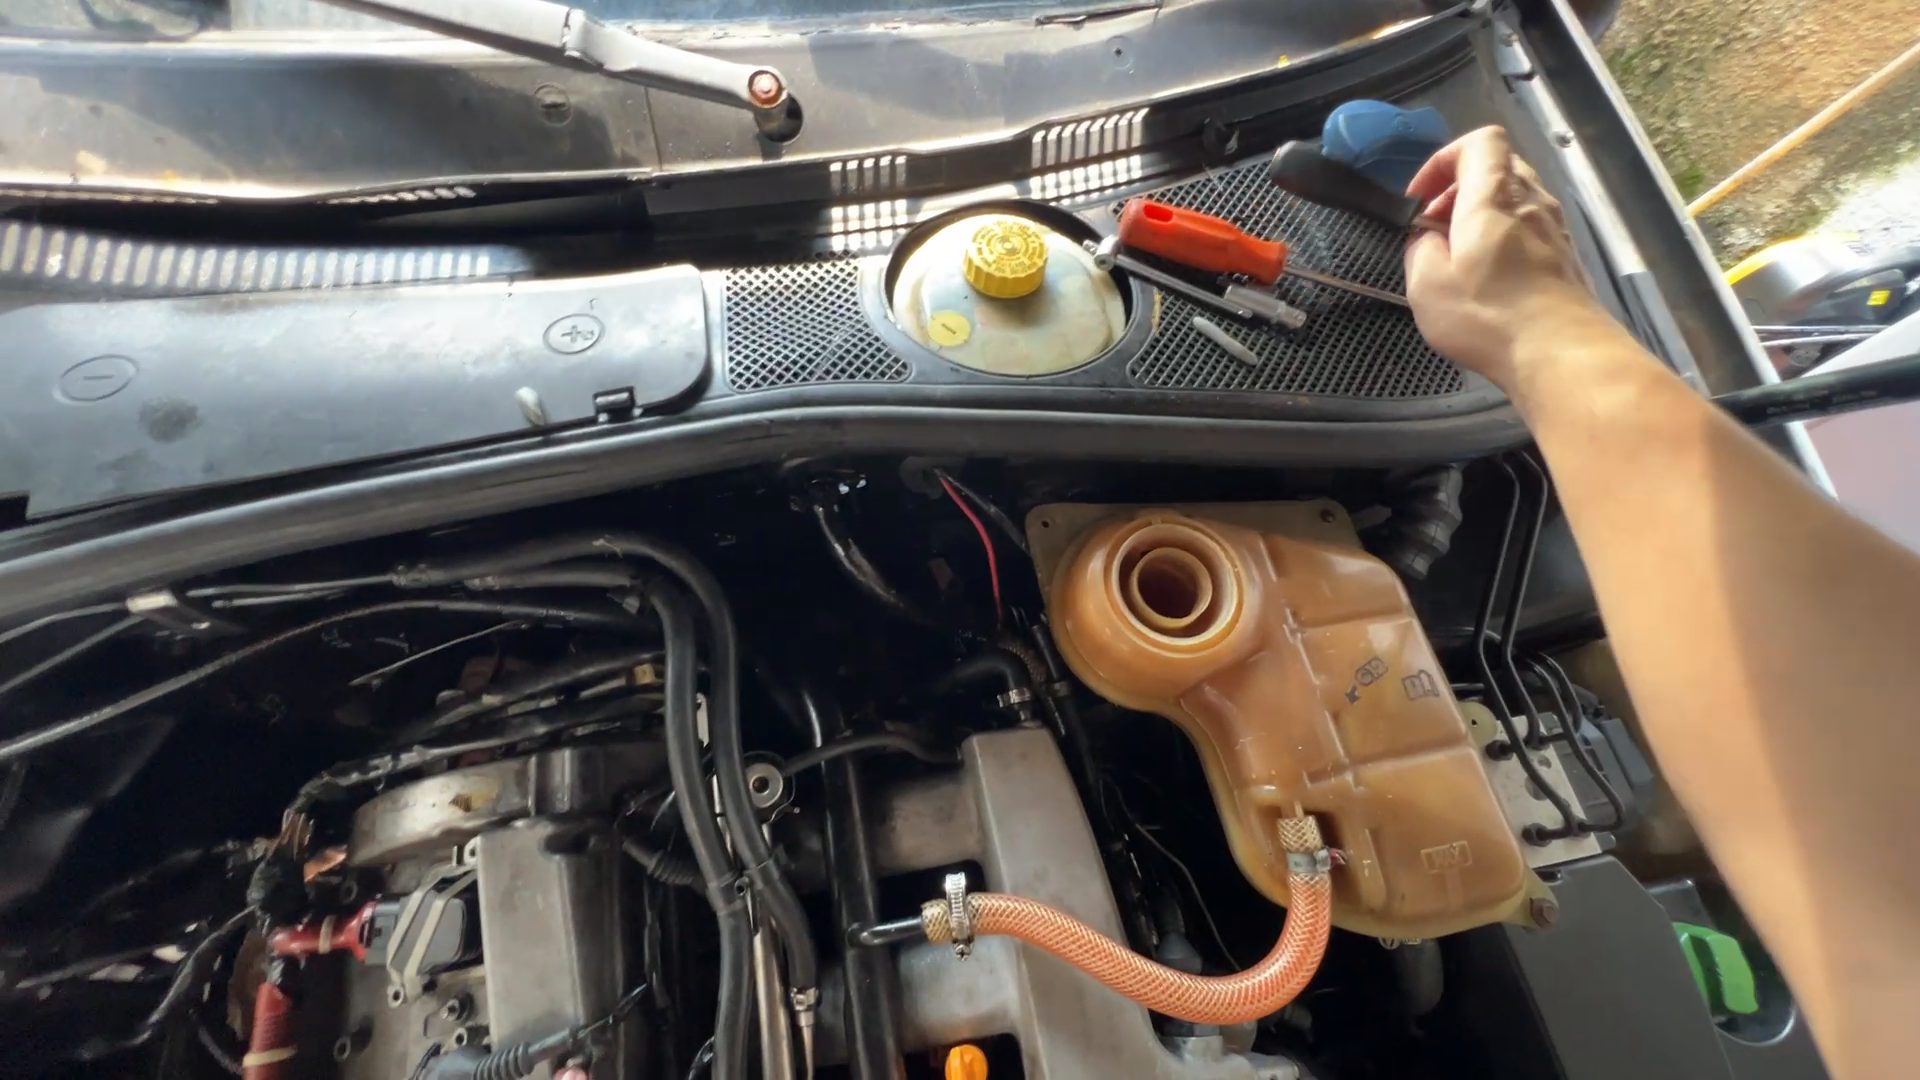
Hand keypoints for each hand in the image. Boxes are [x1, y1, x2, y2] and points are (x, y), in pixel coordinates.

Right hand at [1403, 127, 1615, 392]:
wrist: (1555, 347)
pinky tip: (1483, 274)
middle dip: (1456, 190)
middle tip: (1431, 230)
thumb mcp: (1425, 284)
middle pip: (1497, 167)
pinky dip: (1498, 235)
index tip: (1419, 199)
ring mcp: (1552, 225)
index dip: (1443, 161)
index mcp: (1493, 198)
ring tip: (1454, 255)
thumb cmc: (1484, 314)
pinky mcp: (1561, 251)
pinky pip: (1526, 224)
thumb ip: (1419, 249)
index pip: (1479, 142)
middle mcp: (1530, 200)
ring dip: (1477, 215)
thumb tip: (1426, 238)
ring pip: (1513, 196)